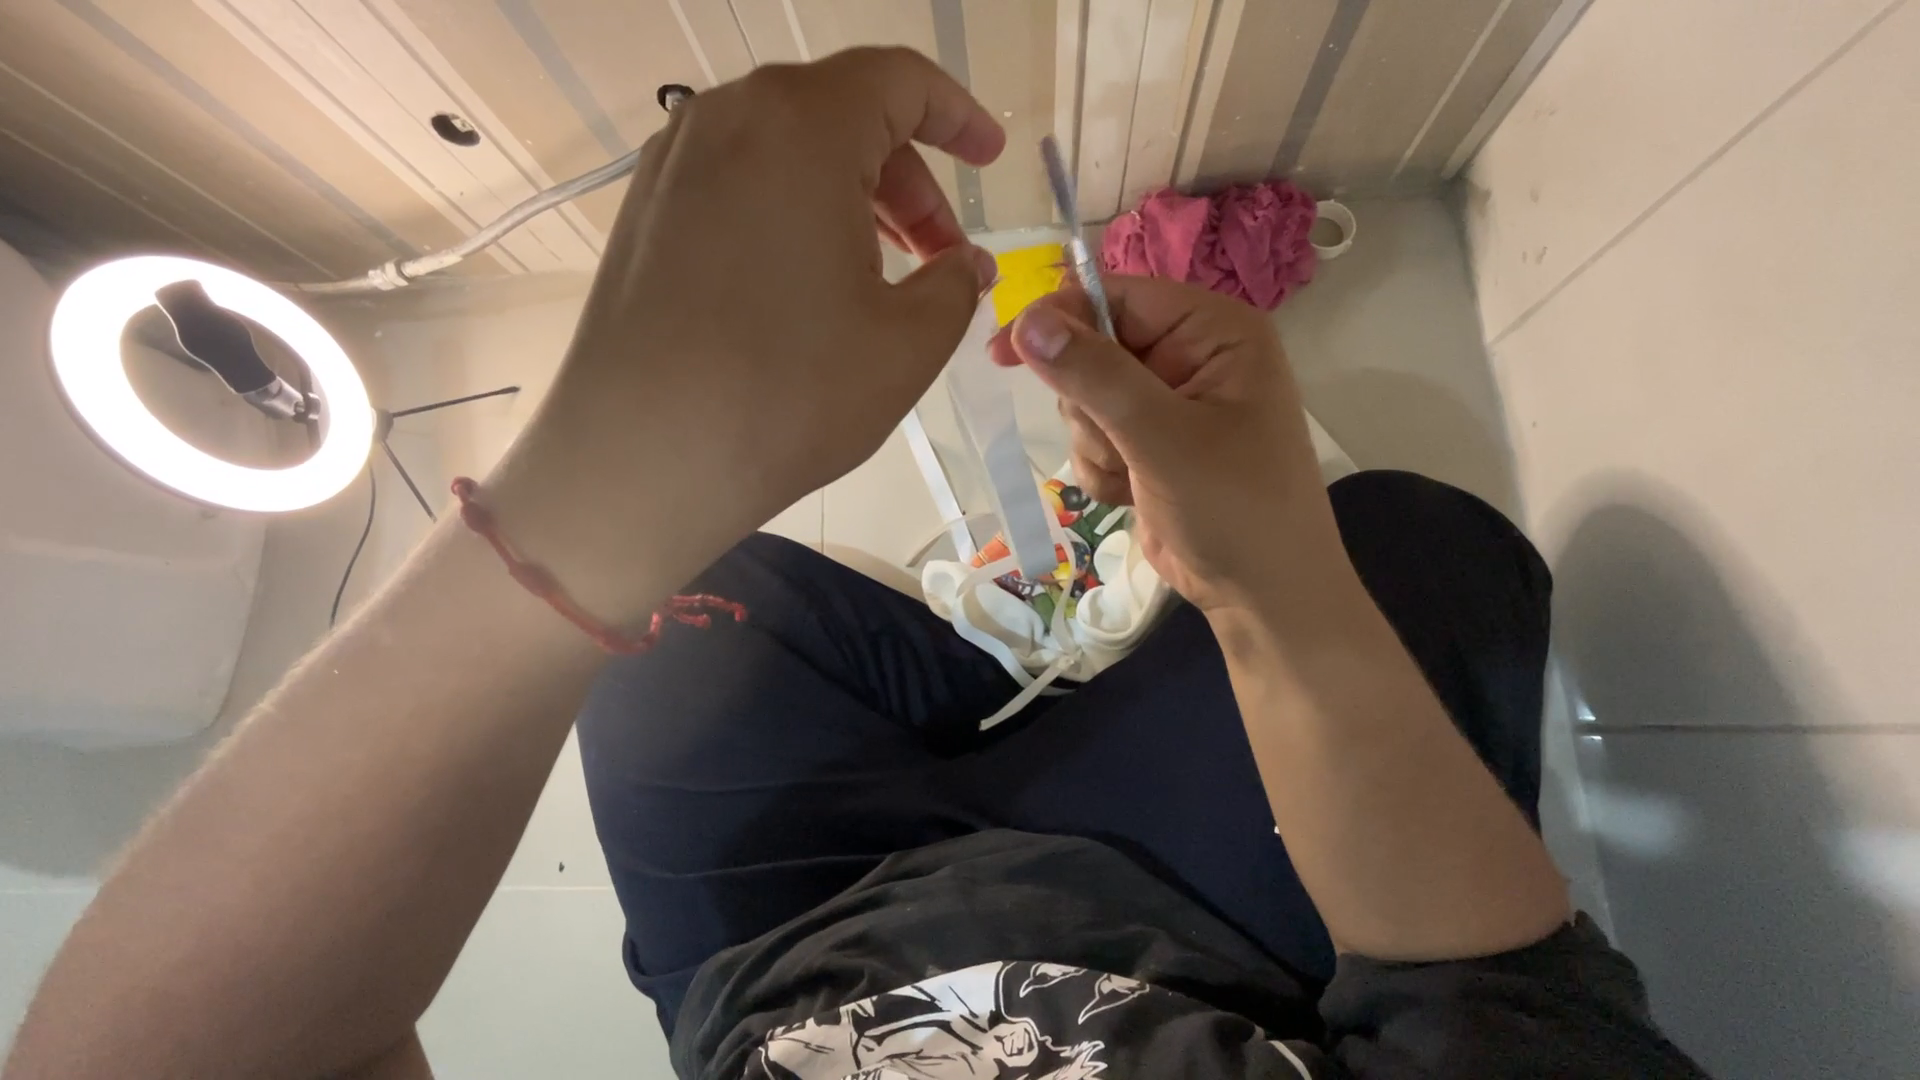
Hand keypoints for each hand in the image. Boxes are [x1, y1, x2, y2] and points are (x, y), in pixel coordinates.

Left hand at [491, 49, 1002, 612]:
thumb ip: (956, 284)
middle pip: (843, 118)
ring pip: (789, 155)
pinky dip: (793, 217)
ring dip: (852, 202)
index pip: (899, 81)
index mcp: (801, 126)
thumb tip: (964, 264)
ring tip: (883, 278)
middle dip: (910, 183)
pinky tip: (808, 289)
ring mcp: (673, 164)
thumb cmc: (789, 395)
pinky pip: (741, 188)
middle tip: (941, 259)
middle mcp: (727, 119)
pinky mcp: (644, 214)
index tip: (990, 160)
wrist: (642, 457)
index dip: (959, 116)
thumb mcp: (908, 343)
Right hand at [990, 276, 1343, 613]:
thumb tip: (1027, 322)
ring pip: (1084, 401)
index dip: (1060, 318)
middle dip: (1090, 406)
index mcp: (1213, 332)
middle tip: (1117, 440)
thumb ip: (1095, 376)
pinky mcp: (1147, 446)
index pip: (1118, 296)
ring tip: (1135, 475)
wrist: (1260, 593)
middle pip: (1092, 350)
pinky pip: (1092, 440)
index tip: (1004, 350)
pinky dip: (1101, 470)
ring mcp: (1167, 405)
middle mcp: (1190, 358)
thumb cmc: (1232, 508)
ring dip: (1095, 444)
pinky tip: (1132, 494)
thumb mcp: (1163, 437)